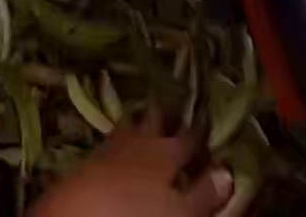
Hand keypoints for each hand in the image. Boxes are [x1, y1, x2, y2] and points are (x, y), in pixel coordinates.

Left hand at [29, 110, 232, 216]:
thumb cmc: (139, 215)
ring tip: (144, 118)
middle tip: (172, 100)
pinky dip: (117, 139)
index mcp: (165, 152)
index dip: (198, 132)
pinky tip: (117, 146)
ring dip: (138, 122)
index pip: (187, 138)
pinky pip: (109, 142)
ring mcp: (110, 148)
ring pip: (129, 127)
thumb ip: (203, 194)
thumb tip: (226, 173)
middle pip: (154, 121)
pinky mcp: (88, 161)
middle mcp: (138, 141)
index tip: (206, 118)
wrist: (78, 215)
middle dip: (164, 112)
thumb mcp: (182, 214)